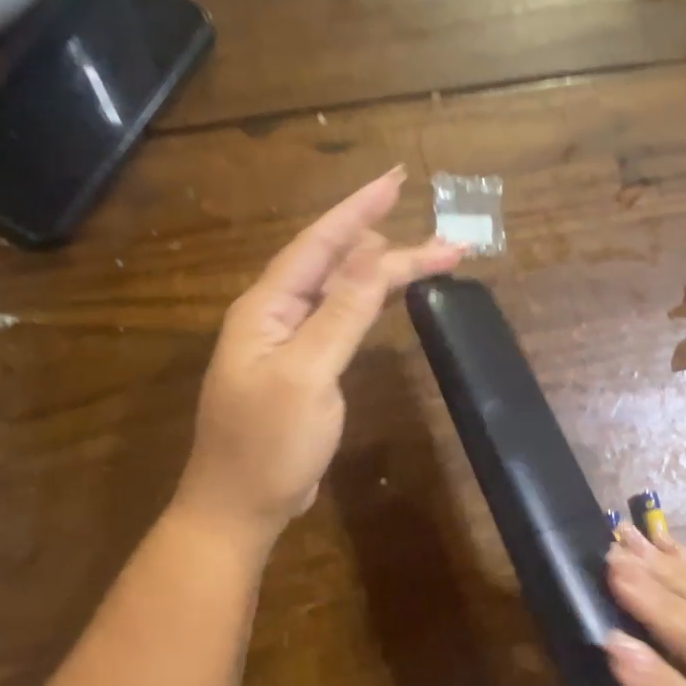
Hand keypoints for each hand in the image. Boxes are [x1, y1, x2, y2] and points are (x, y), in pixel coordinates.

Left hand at [173, 166, 463, 540]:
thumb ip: (341, 313)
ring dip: (381, 274)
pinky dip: (367, 306)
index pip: (319, 244)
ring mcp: (286, 345)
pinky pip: (337, 323)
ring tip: (428, 258)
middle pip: (334, 264)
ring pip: (338, 293)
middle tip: (444, 241)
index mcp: (266, 307)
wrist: (240, 506)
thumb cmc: (268, 444)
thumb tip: (374, 252)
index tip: (399, 179)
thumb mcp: (307, 374)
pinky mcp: (301, 373)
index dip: (360, 210)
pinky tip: (384, 298)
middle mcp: (273, 316)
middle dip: (387, 245)